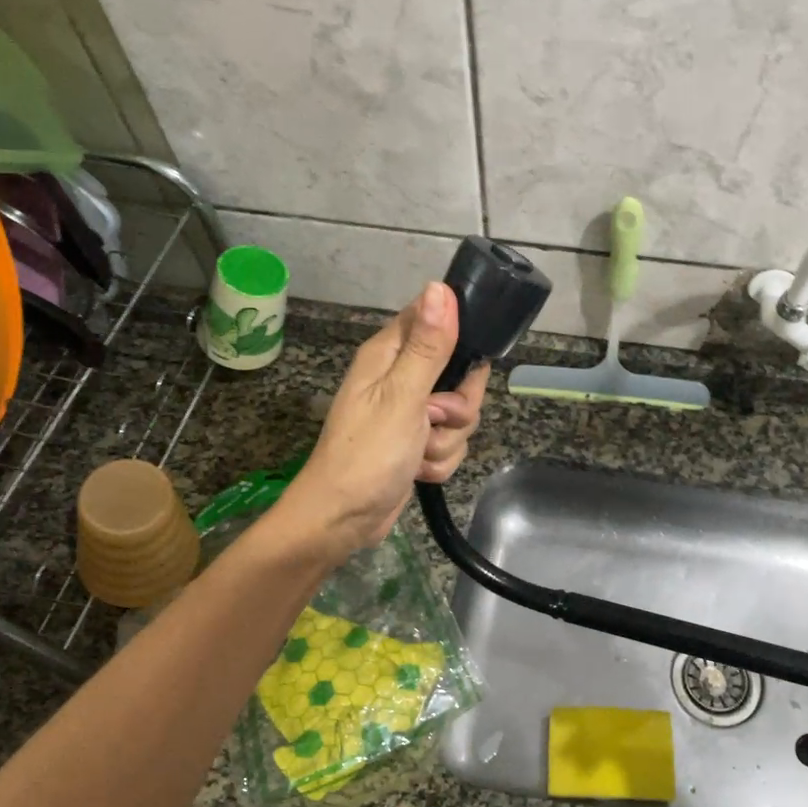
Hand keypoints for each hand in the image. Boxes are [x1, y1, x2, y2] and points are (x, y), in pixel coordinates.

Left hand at [279, 282, 488, 556]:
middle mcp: (400, 378)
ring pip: (459, 415)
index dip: (460, 341)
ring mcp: (409, 414)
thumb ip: (428, 346)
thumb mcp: (402, 396)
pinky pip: (449, 443)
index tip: (465, 368)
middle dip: (459, 406)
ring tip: (420, 453)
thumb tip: (440, 287)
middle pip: (459, 375)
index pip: (437, 322)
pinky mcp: (416, 444)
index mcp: (389, 354)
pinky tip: (418, 472)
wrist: (342, 520)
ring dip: (448, 440)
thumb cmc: (366, 454)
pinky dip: (440, 461)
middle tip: (436, 418)